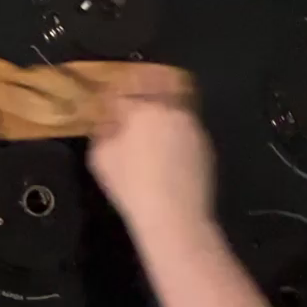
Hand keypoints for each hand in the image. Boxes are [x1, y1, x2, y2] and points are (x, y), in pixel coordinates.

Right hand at [88, 83, 215, 238]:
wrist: (175, 216)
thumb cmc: (131, 186)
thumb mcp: (100, 158)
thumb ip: (102, 132)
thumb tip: (108, 124)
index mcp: (142, 108)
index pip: (125, 90)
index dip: (115, 96)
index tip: (110, 104)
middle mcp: (171, 110)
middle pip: (155, 91)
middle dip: (142, 96)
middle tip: (132, 111)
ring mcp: (192, 126)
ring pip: (173, 109)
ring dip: (161, 115)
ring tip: (150, 136)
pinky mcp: (206, 145)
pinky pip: (185, 130)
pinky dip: (175, 135)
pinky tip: (166, 156)